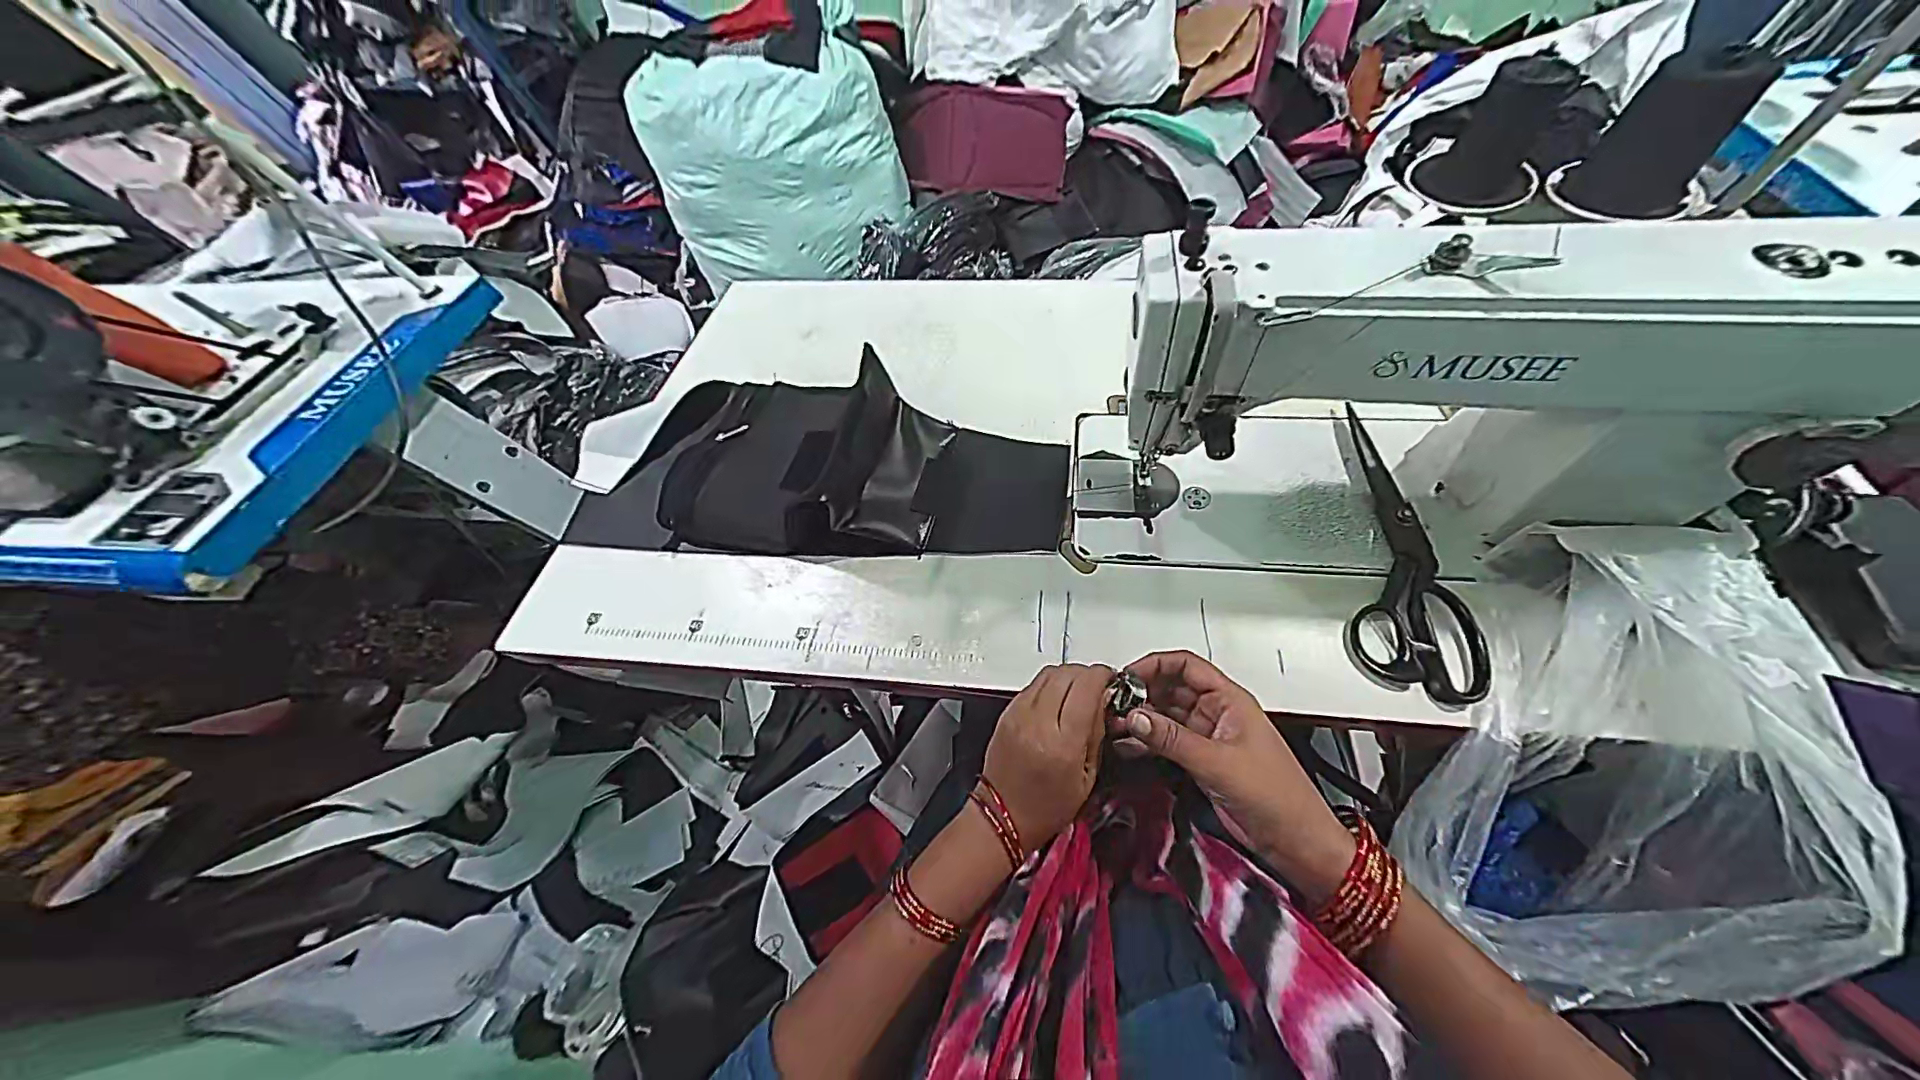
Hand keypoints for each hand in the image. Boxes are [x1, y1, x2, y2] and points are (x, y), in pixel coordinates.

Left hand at [982, 663, 1112, 849]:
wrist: (1003, 816)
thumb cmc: (1046, 807)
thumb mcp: (1088, 777)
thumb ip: (1097, 732)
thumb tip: (1105, 700)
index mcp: (1063, 743)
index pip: (1086, 686)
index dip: (1104, 677)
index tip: (1112, 682)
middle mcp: (1038, 722)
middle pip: (1067, 673)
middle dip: (1087, 674)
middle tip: (1097, 688)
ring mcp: (1018, 715)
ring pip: (1048, 673)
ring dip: (1067, 676)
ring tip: (1076, 694)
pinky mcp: (1006, 713)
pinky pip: (1032, 685)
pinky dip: (1049, 686)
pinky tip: (1056, 702)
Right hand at [1114, 651, 1356, 903]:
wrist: (1297, 843)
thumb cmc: (1280, 799)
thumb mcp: (1219, 763)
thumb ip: (1173, 739)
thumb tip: (1136, 717)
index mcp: (1230, 700)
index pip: (1186, 665)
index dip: (1155, 665)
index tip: (1128, 677)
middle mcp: (1217, 714)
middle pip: (1171, 688)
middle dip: (1142, 692)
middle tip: (1116, 703)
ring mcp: (1208, 737)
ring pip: (1166, 714)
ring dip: (1141, 717)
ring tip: (1116, 723)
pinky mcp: (1201, 760)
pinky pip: (1166, 740)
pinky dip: (1146, 740)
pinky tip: (1129, 744)